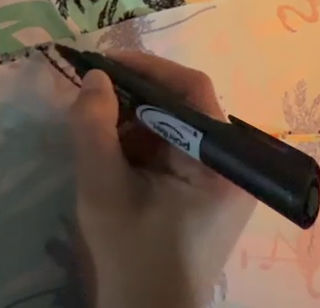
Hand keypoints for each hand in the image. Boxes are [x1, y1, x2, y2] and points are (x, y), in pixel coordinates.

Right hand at [68, 53, 255, 307]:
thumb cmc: (131, 254)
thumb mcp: (103, 187)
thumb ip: (94, 126)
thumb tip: (94, 76)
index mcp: (220, 163)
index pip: (191, 89)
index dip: (147, 67)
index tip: (104, 64)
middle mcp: (228, 165)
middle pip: (181, 103)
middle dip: (132, 94)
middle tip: (91, 92)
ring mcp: (216, 179)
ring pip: (171, 123)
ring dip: (130, 117)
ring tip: (95, 127)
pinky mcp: (200, 191)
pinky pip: (169, 146)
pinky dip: (136, 140)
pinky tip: (110, 151)